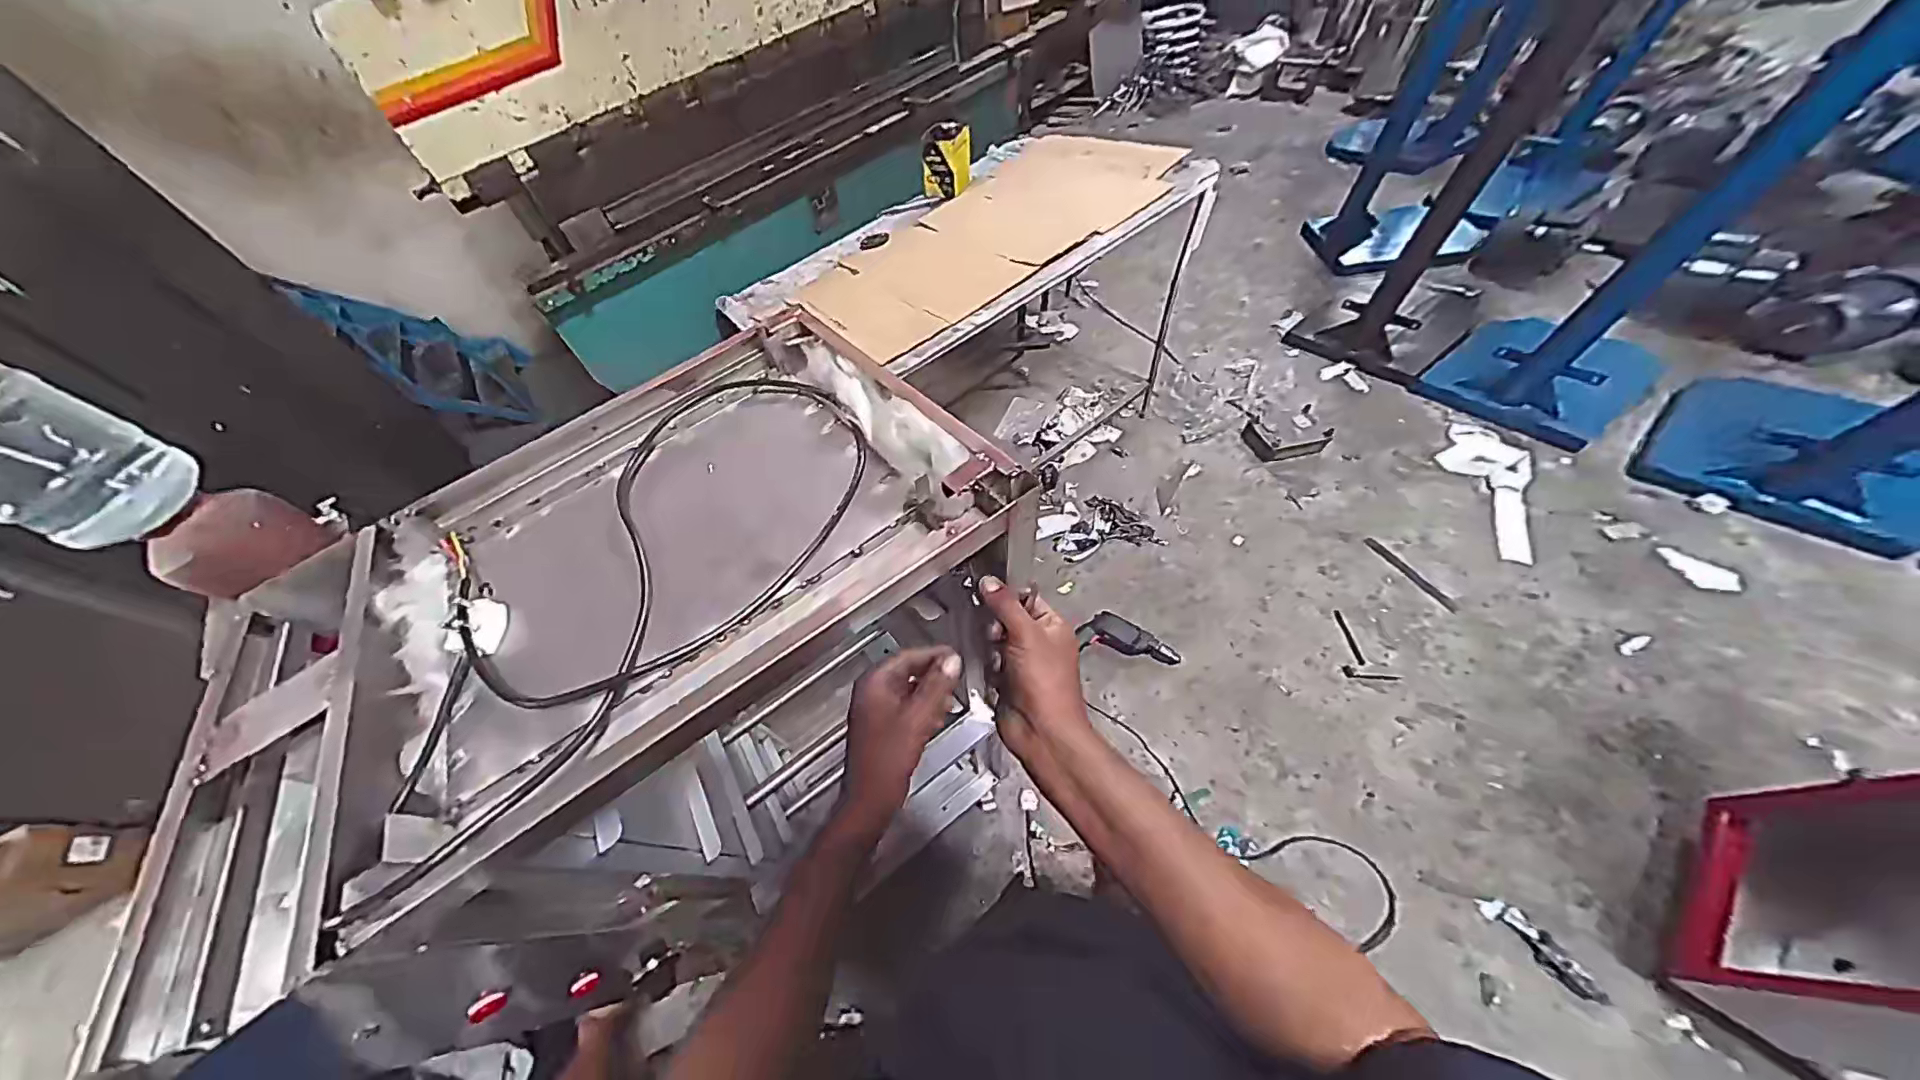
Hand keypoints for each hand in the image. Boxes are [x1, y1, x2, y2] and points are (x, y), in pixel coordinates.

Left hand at [836, 647, 961, 837]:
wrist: (870, 798)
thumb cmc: (884, 762)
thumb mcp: (918, 717)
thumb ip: (936, 686)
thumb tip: (951, 662)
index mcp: (874, 683)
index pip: (908, 656)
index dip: (934, 656)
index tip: (953, 658)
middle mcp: (870, 692)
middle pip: (908, 671)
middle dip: (933, 675)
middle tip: (955, 678)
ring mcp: (874, 709)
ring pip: (908, 690)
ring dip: (930, 693)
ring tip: (949, 698)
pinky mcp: (881, 726)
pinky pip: (905, 707)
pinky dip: (922, 708)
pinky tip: (935, 718)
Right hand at [976, 577, 1091, 755]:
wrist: (1041, 731)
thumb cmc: (1050, 688)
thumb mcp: (1026, 634)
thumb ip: (1006, 605)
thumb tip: (991, 583)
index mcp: (1052, 626)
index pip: (1025, 597)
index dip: (1007, 596)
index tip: (989, 595)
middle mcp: (1038, 643)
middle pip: (1004, 619)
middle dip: (995, 628)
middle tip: (998, 637)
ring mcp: (1021, 662)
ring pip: (992, 642)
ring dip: (990, 651)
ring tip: (999, 662)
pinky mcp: (1006, 680)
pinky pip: (986, 664)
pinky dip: (987, 669)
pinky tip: (995, 676)